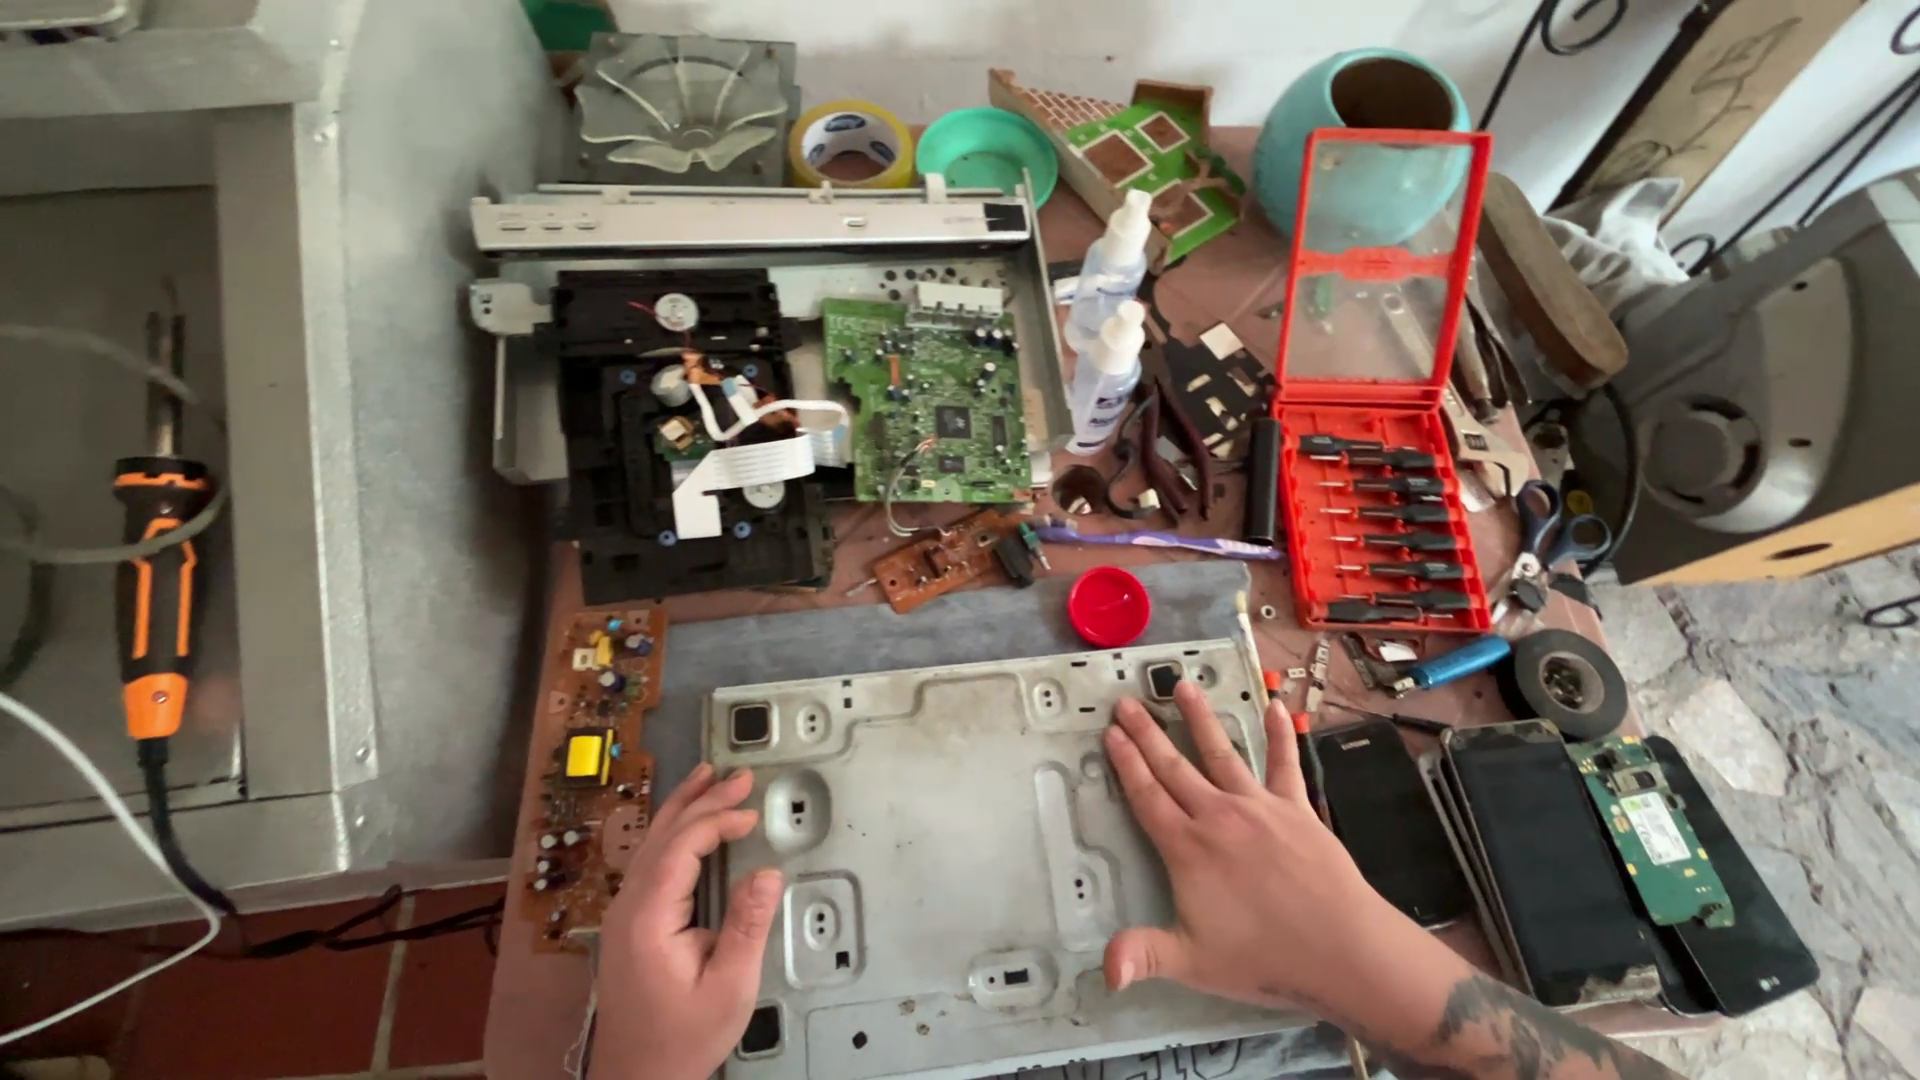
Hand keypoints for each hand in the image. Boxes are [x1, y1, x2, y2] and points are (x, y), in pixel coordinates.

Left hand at [592, 765, 783, 1079]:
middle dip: (702, 801)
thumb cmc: (683, 1038)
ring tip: (707, 776)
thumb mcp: (728, 988)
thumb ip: (747, 927)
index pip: (680, 848)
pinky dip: (673, 830)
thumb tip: (767, 872)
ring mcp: (623, 913)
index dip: (715, 822)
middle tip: (739, 776)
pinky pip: (650, 860)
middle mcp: (628, 907)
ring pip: (651, 843)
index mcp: (647, 919)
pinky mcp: (629, 921)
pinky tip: (686, 820)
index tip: (751, 816)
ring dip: (683, 807)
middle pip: (663, 836)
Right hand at [1101, 681, 1410, 1013]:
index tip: (1111, 733)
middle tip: (1129, 702)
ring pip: (1220, 753)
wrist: (1346, 953)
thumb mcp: (1194, 963)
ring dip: (1200, 718)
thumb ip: (1144, 955)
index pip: (1147, 796)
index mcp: (1188, 848)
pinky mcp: (1296, 808)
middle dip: (1147, 733)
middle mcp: (1218, 816)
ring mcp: (1258, 807)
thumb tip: (1103, 969)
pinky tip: (1276, 707)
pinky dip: (1281, 735)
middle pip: (1174, 766)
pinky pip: (1285, 765)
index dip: (1126, 763)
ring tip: (1183, 686)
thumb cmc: (1266, 959)